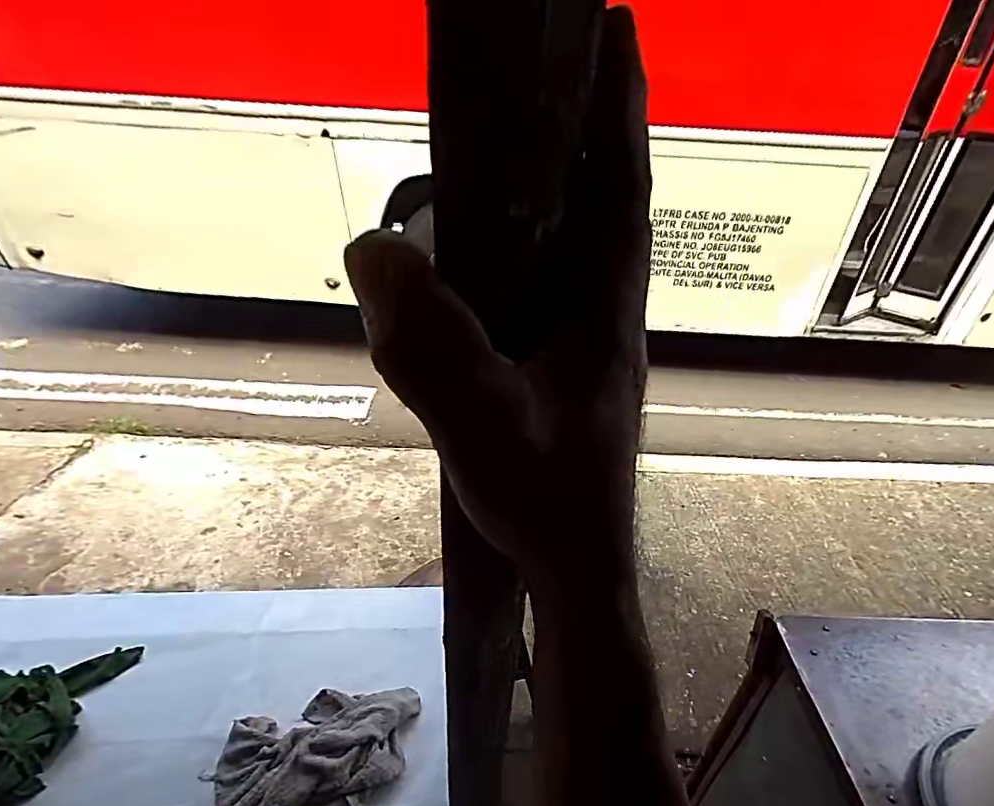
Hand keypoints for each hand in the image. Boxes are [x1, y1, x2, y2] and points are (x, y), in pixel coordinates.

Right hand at [344, 6, 648, 598]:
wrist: (575, 564)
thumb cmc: (548, 500)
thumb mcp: (482, 424)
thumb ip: (429, 345)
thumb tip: (372, 248)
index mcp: (604, 313)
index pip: (621, 189)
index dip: (619, 107)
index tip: (618, 27)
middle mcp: (603, 317)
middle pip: (597, 204)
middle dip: (576, 131)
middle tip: (535, 70)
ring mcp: (584, 346)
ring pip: (568, 249)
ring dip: (546, 193)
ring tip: (501, 147)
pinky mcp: (561, 373)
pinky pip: (540, 292)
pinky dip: (517, 257)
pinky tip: (483, 254)